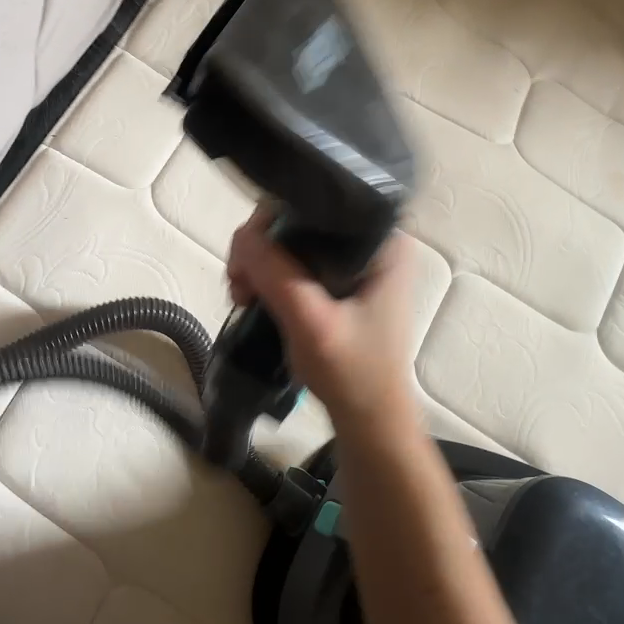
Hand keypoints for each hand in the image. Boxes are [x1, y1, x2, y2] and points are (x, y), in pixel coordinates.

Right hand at [226, 210, 424, 431]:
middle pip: (296, 219)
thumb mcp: (312, 323)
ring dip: (257, 264)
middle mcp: (371, 241)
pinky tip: (251, 299)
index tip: (248, 257)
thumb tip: (240, 236)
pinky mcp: (337, 281)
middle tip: (239, 283)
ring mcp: (353, 262)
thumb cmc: (353, 374)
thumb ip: (277, 276)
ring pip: (287, 241)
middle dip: (259, 248)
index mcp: (383, 241)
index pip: (316, 202)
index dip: (272, 221)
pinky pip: (290, 262)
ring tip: (242, 296)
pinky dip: (266, 277)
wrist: (368, 421)